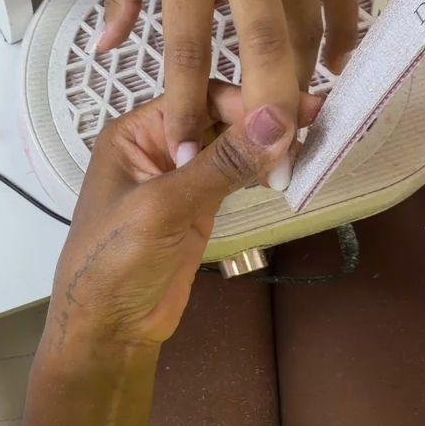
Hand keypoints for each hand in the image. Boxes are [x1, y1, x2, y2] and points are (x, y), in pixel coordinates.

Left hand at [46, 88, 313, 353]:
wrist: (110, 328)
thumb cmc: (116, 261)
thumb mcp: (164, 207)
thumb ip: (221, 164)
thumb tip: (277, 120)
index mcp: (134, 133)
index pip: (197, 97)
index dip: (245, 101)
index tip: (293, 109)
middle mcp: (157, 146)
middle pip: (218, 118)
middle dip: (261, 123)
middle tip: (314, 125)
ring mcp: (180, 178)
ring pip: (231, 148)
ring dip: (266, 148)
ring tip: (309, 148)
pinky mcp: (199, 207)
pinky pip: (235, 177)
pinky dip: (260, 173)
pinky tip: (286, 172)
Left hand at [99, 0, 358, 189]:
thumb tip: (106, 47)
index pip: (183, 43)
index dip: (183, 105)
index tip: (184, 153)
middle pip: (268, 44)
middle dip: (271, 110)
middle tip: (269, 162)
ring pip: (310, 27)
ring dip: (304, 84)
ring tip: (294, 130)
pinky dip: (343, 36)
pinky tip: (335, 70)